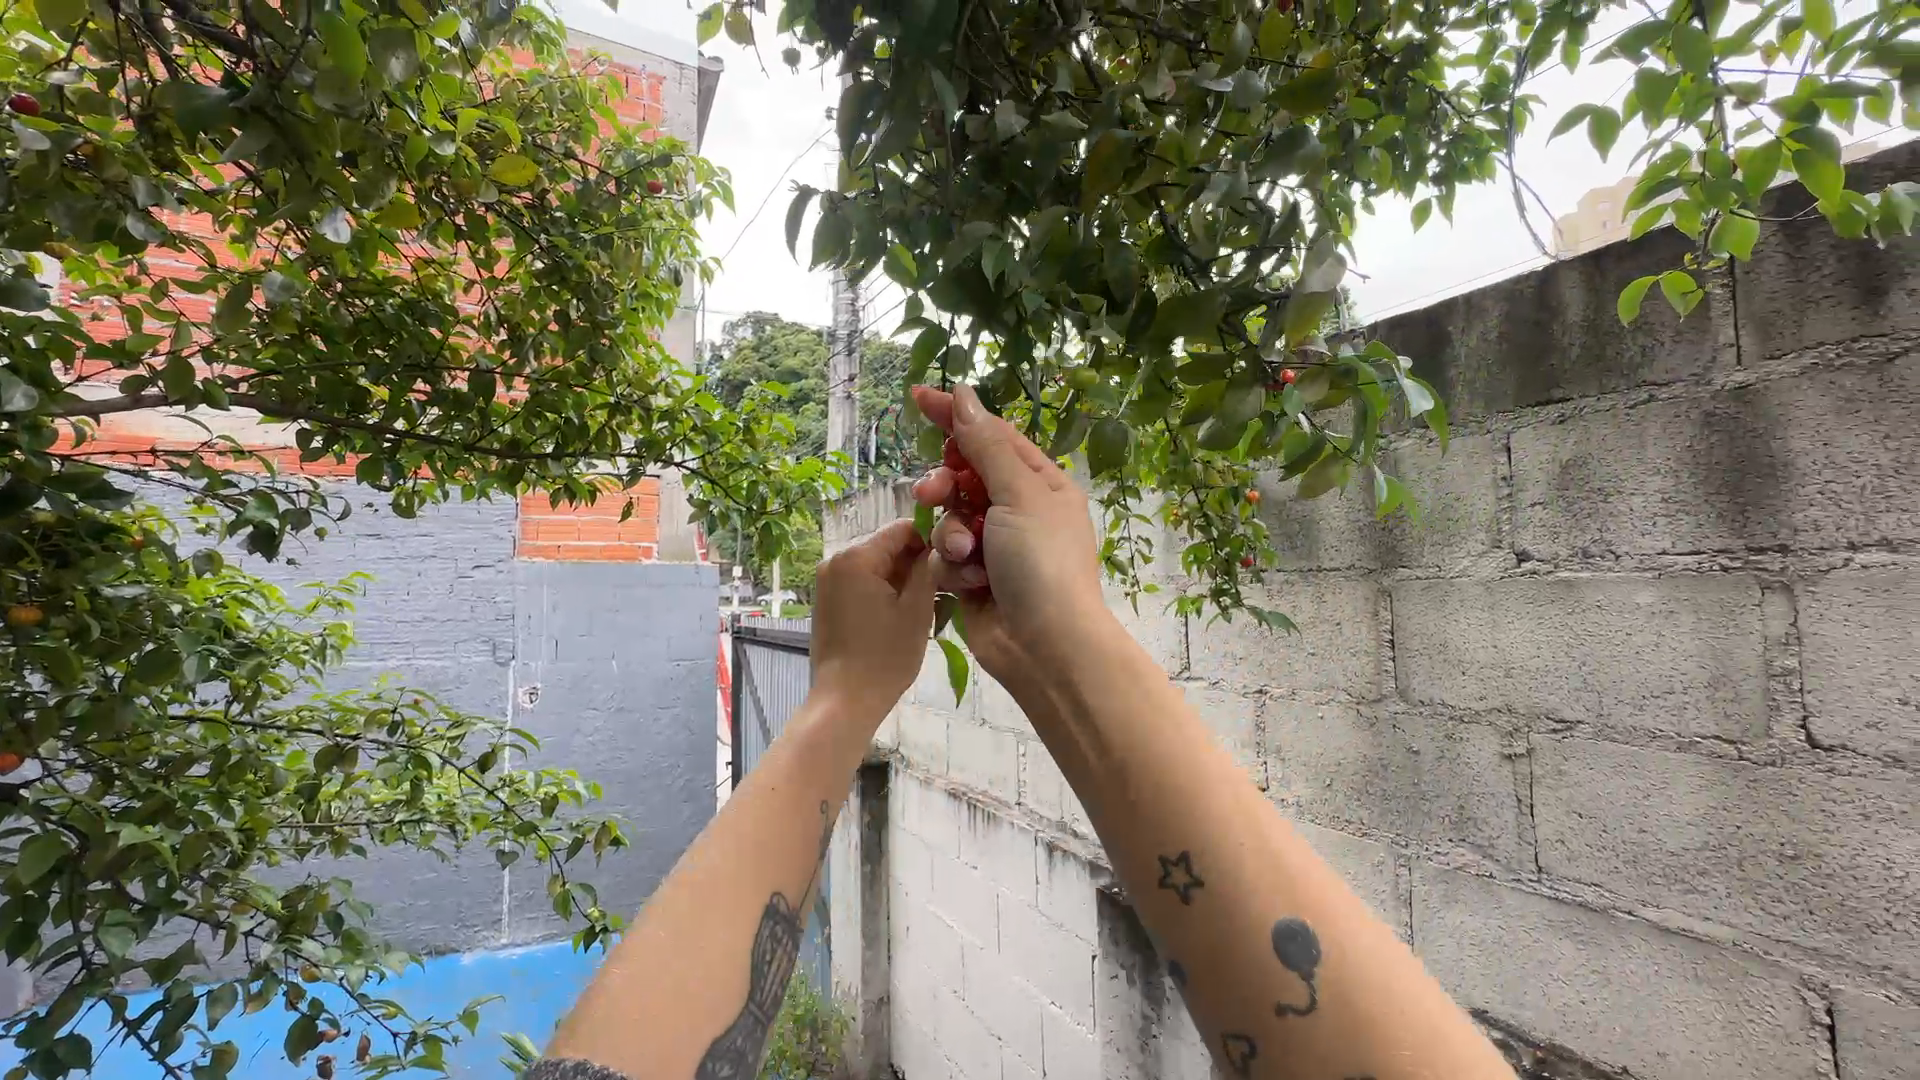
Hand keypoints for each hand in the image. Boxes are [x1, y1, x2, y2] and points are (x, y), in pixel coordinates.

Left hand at [808, 519, 935, 721]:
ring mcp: (827, 582)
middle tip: (943, 585)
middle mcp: (835, 561)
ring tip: (926, 602)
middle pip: (886, 547)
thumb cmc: (885, 656)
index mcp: (856, 558)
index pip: (900, 529)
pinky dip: (883, 590)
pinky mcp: (827, 601)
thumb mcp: (916, 610)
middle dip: (914, 561)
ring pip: (875, 566)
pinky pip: (861, 582)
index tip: (951, 558)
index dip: (930, 538)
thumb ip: (928, 569)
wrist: (845, 700)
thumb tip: (939, 546)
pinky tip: (901, 613)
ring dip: (901, 578)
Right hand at [908, 384, 1110, 686]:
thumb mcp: (1018, 493)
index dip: (956, 416)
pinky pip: (944, 557)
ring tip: (964, 554)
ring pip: (947, 519)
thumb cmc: (1042, 561)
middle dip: (944, 486)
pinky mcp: (972, 578)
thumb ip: (986, 444)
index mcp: (1039, 483)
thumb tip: (964, 393)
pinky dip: (954, 568)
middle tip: (931, 493)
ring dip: (951, 535)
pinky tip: (971, 584)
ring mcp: (993, 546)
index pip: (992, 436)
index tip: (918, 397)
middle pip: (963, 478)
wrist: (1044, 645)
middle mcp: (1017, 510)